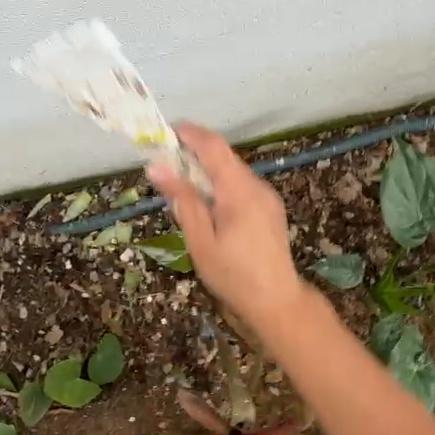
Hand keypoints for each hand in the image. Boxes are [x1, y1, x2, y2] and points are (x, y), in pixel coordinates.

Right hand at [146, 122, 309, 330]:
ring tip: (182, 190)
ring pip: (231, 171)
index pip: (214, 147)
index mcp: (239, 192)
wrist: (278, 302)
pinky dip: (219, 185)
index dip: (190, 134)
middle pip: (223, 157)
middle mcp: (256, 186)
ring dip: (205, 171)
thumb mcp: (200, 240)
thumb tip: (157, 166)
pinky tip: (206, 207)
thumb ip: (182, 200)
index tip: (166, 132)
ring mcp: (266, 196)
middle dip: (193, 154)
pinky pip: (240, 185)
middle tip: (165, 166)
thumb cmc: (234, 275)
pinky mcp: (269, 208)